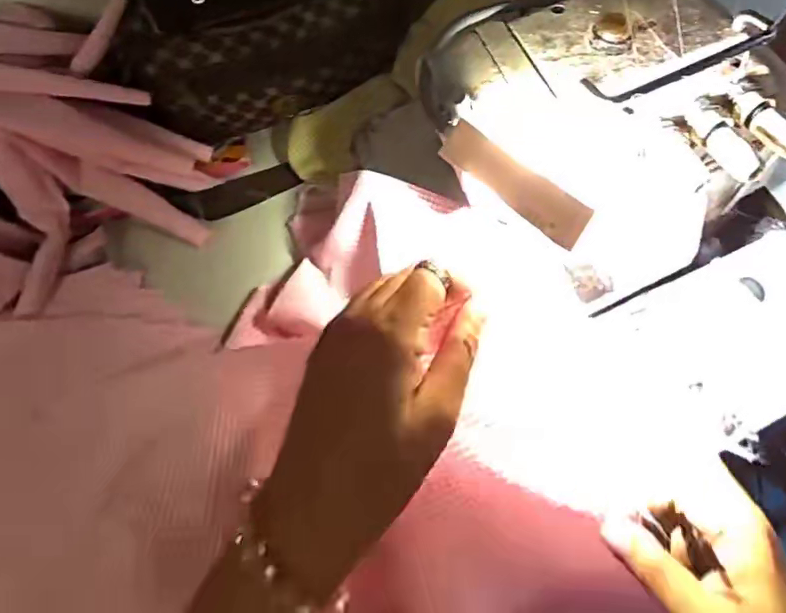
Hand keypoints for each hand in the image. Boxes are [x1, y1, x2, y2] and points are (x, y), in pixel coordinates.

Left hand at [253, 263, 483, 600]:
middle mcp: (358, 316)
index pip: (428, 275)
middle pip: (404, 274)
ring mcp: (335, 329)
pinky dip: (387, 308)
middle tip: (455, 325)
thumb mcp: (438, 415)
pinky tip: (398, 345)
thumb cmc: (383, 469)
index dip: (455, 285)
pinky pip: (363, 305)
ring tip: (430, 336)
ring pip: (382, 285)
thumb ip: (461, 352)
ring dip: (410, 296)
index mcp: (389, 328)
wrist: (307, 512)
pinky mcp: (322, 346)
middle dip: (435, 287)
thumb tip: (477, 308)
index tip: (470, 313)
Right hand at [602, 460, 785, 612]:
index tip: (615, 524)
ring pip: (692, 524)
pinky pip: (703, 548)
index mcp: (740, 523)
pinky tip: (670, 583)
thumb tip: (608, 522)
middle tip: (631, 550)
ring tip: (655, 578)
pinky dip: (681, 560)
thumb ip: (654, 567)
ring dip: (666, 542)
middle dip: (656, 520)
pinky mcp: (745, 571)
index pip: (683, 484)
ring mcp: (748, 547)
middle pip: (688, 499)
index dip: (648, 500)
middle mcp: (746, 523)